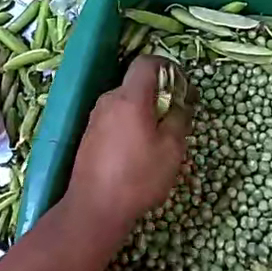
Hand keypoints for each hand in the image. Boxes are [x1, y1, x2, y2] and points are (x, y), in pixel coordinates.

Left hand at [64, 54, 191, 231]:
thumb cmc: (138, 177)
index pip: (147, 62)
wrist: (94, 208)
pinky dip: (131, 124)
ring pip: (126, 102)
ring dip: (145, 111)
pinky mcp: (90, 134)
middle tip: (176, 117)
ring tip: (160, 139)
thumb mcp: (172, 149)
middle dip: (159, 94)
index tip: (182, 87)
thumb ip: (178, 118)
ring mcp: (96, 117)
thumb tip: (180, 103)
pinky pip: (116, 118)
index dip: (168, 67)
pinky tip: (138, 151)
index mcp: (130, 97)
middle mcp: (109, 100)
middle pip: (137, 83)